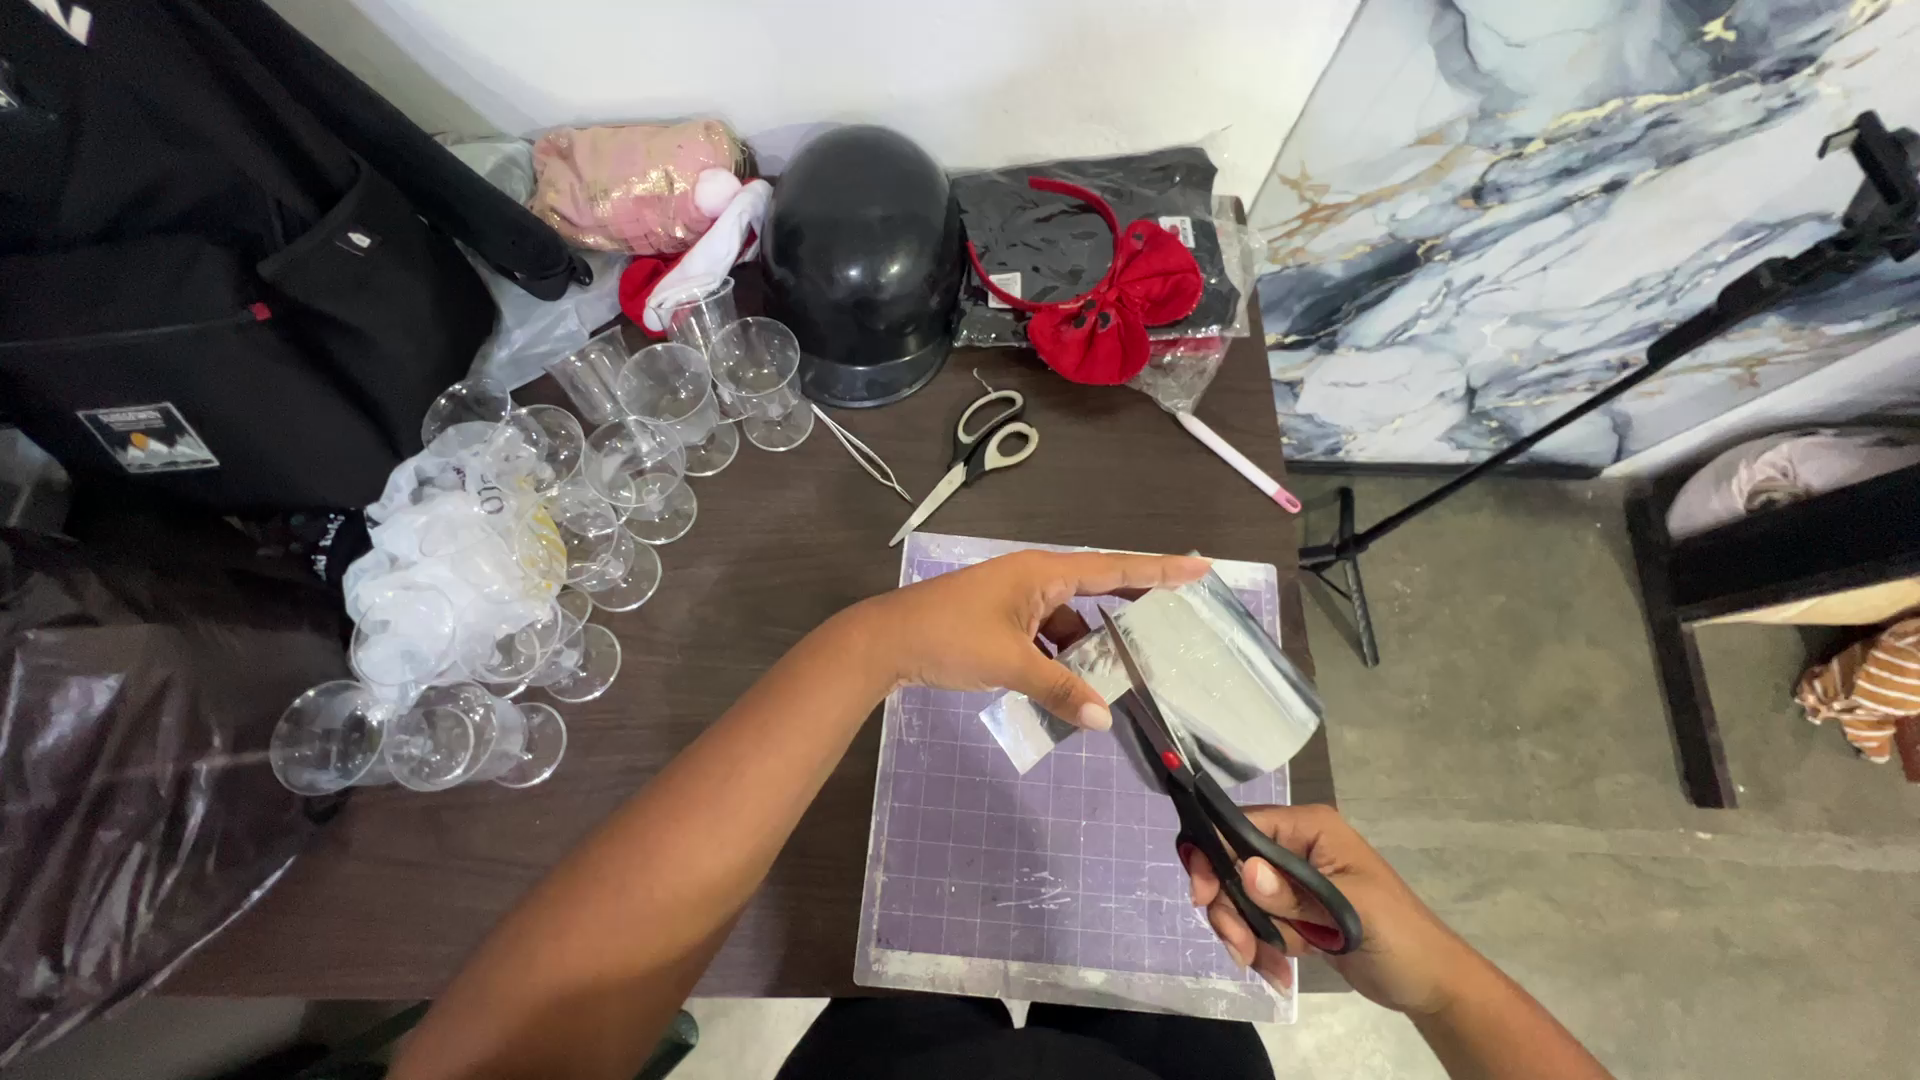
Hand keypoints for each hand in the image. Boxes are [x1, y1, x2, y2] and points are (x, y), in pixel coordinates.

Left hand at [849, 550, 1211, 729]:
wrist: (886, 642)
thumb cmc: (949, 637)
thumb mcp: (1009, 663)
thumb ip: (1058, 688)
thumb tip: (1101, 717)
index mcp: (1041, 572)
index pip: (1113, 568)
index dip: (1159, 569)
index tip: (1200, 566)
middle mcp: (1034, 579)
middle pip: (1096, 592)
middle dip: (1132, 609)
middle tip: (1174, 623)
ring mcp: (1015, 601)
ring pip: (1068, 621)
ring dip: (1089, 647)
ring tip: (1124, 677)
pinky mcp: (1001, 622)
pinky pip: (1045, 637)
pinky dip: (1060, 658)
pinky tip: (1073, 687)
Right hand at [1185, 803, 1488, 1015]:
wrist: (1432, 985)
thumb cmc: (1401, 935)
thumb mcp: (1352, 912)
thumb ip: (1296, 893)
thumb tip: (1246, 871)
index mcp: (1308, 828)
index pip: (1242, 826)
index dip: (1213, 853)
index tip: (1202, 895)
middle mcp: (1294, 846)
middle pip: (1232, 863)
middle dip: (1229, 907)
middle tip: (1238, 947)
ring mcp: (1290, 880)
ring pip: (1238, 896)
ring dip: (1243, 933)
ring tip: (1263, 966)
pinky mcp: (1290, 910)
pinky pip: (1254, 921)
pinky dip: (1258, 948)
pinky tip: (1277, 972)